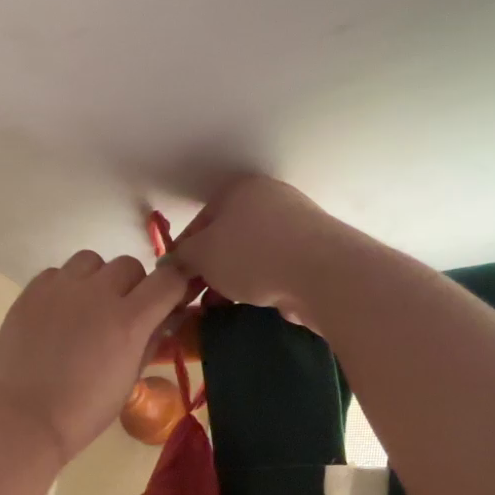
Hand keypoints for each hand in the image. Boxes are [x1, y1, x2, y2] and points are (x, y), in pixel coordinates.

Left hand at [0, 252, 187, 461]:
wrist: (24, 418)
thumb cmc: (83, 410)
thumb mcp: (129, 379)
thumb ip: (150, 341)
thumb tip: (164, 318)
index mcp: (130, 320)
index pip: (169, 279)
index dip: (173, 287)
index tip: (167, 301)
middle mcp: (97, 293)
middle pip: (129, 265)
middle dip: (132, 286)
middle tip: (120, 314)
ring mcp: (60, 288)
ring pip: (91, 261)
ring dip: (96, 279)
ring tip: (85, 309)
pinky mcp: (31, 291)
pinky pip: (56, 273)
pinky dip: (63, 287)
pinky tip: (56, 314)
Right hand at [170, 176, 363, 321]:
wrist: (321, 273)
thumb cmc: (251, 255)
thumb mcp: (201, 255)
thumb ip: (181, 258)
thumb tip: (173, 264)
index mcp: (240, 190)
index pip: (199, 221)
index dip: (183, 253)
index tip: (176, 281)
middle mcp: (269, 199)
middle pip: (226, 238)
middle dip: (209, 268)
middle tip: (197, 296)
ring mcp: (295, 225)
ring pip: (250, 255)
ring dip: (232, 280)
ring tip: (221, 305)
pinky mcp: (313, 252)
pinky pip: (274, 268)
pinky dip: (259, 284)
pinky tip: (251, 303)